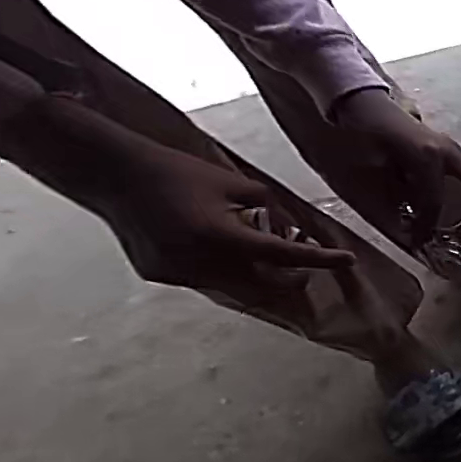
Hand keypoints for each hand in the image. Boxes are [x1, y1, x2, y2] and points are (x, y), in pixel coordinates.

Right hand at [106, 136, 356, 286]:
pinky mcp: (160, 275)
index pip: (283, 256)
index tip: (348, 260)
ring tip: (269, 254)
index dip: (320, 259)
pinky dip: (228, 271)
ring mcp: (177, 272)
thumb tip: (289, 230)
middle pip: (264, 286)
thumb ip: (268, 210)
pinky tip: (228, 253)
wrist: (112, 175)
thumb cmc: (179, 173)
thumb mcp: (237, 185)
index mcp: (220, 236)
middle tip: (308, 264)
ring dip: (260, 276)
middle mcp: (199, 261)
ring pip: (236, 288)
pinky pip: (208, 280)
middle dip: (292, 279)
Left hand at [334, 88, 460, 243]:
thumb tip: (408, 228)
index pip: (436, 200)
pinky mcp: (451, 152)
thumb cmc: (366, 131)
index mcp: (428, 156)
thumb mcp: (372, 166)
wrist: (366, 102)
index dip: (429, 225)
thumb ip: (394, 197)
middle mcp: (449, 152)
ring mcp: (453, 150)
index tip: (420, 242)